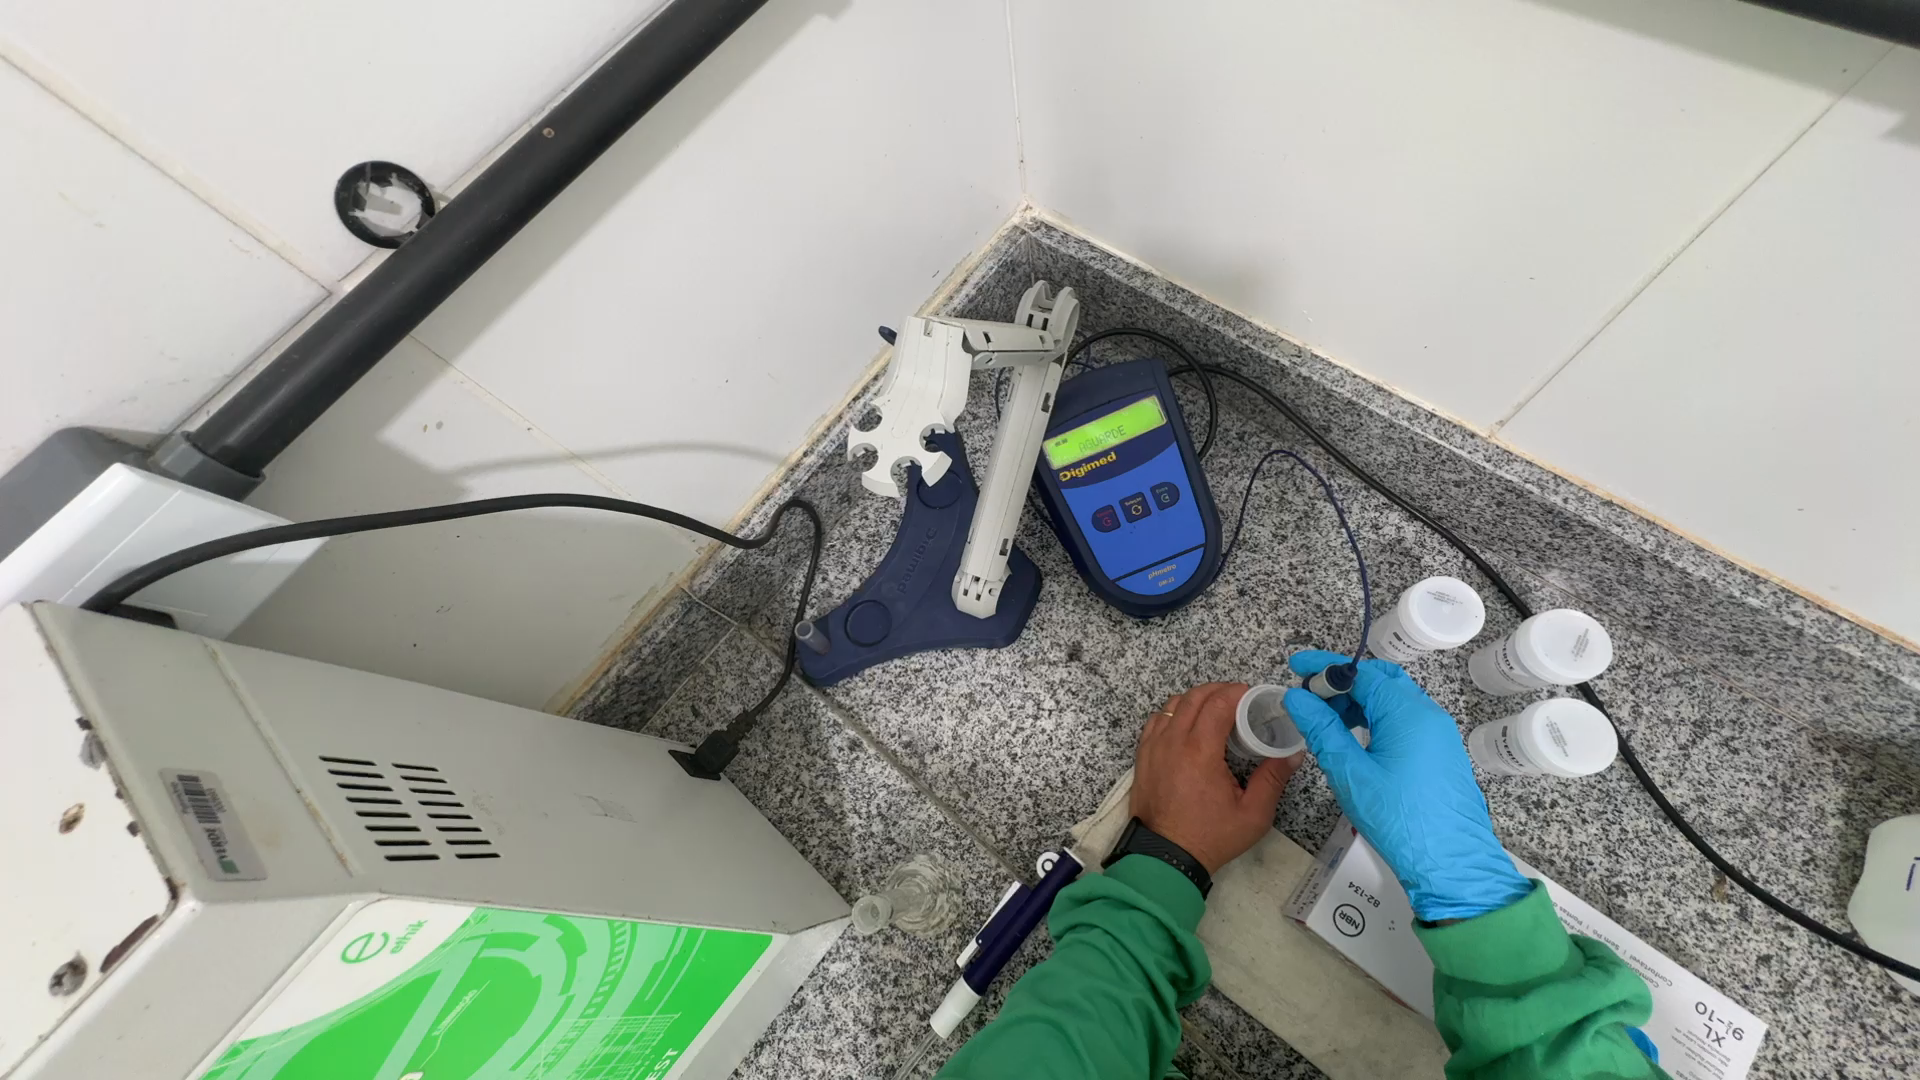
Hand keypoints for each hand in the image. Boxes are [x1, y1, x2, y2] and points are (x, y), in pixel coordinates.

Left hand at [1131, 683, 1302, 874]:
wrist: (1164, 855)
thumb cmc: (1210, 836)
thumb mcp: (1253, 814)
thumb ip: (1273, 778)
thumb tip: (1293, 753)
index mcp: (1200, 750)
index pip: (1217, 704)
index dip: (1237, 692)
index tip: (1253, 694)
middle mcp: (1173, 740)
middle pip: (1194, 697)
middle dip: (1218, 690)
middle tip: (1239, 698)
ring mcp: (1153, 745)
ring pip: (1173, 704)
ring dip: (1195, 699)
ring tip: (1216, 708)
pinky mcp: (1143, 754)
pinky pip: (1157, 720)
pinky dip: (1174, 712)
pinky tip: (1188, 723)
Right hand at [1284, 651, 1530, 921]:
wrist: (1453, 868)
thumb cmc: (1397, 818)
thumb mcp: (1349, 771)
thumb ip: (1321, 728)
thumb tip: (1296, 696)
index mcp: (1407, 713)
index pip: (1361, 672)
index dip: (1324, 667)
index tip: (1294, 667)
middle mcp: (1427, 715)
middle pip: (1380, 679)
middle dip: (1341, 680)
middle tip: (1308, 694)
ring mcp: (1438, 735)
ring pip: (1392, 700)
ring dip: (1356, 700)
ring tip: (1324, 719)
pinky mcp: (1439, 754)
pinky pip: (1403, 720)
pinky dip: (1373, 717)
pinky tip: (1352, 738)